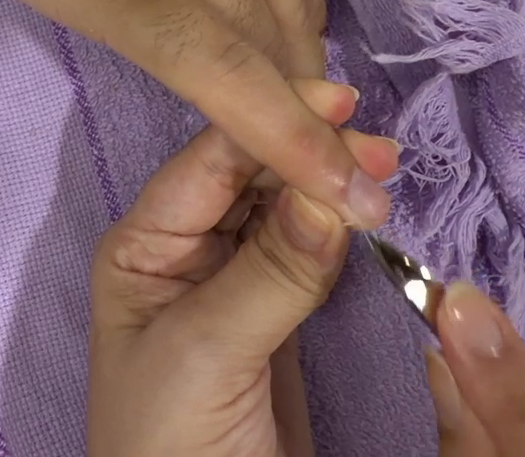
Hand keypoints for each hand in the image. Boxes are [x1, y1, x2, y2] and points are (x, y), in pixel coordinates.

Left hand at [87, 115, 399, 456]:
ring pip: (277, 208)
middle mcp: (181, 246)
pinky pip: (301, 251)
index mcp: (143, 242)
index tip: (339, 103)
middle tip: (378, 143)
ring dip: (323, 183)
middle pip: (245, 177)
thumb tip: (333, 190)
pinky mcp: (269, 311)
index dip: (267, 126)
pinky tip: (360, 206)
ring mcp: (226, 276)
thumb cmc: (170, 440)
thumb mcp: (207, 352)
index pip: (207, 164)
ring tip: (380, 163)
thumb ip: (270, 273)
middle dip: (304, 151)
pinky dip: (332, 227)